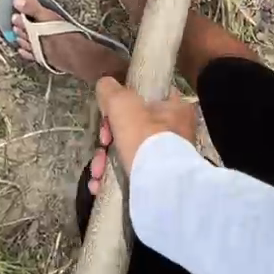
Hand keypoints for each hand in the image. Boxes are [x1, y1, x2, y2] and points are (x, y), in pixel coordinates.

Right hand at [87, 75, 198, 193]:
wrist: (158, 187)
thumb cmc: (144, 135)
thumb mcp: (122, 103)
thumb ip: (110, 90)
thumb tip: (105, 87)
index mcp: (176, 107)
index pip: (149, 95)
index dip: (124, 101)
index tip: (108, 113)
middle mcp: (177, 131)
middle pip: (133, 126)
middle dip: (109, 138)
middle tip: (102, 143)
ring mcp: (169, 158)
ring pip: (129, 151)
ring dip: (106, 160)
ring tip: (96, 172)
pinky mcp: (159, 182)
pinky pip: (132, 173)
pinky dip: (113, 177)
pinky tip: (98, 184)